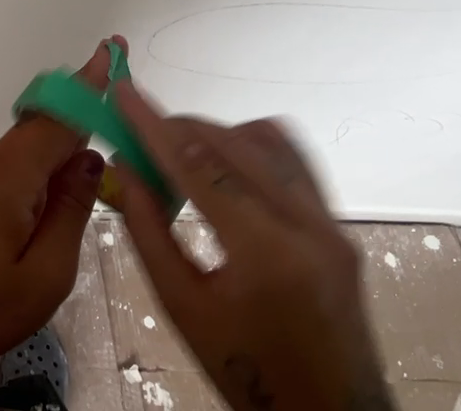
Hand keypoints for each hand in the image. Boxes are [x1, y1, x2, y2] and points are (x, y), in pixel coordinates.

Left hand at [0, 39, 120, 391]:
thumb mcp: (50, 267)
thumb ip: (73, 208)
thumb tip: (92, 158)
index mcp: (10, 175)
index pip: (59, 121)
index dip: (89, 87)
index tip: (112, 51)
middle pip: (46, 120)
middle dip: (83, 96)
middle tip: (119, 70)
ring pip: (37, 137)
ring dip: (71, 123)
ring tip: (113, 113)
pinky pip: (27, 157)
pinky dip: (56, 149)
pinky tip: (80, 158)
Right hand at [112, 83, 391, 410]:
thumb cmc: (245, 371)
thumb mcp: (181, 306)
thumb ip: (147, 229)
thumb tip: (123, 166)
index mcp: (266, 252)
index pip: (198, 163)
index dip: (152, 123)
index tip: (121, 90)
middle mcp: (308, 226)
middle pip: (231, 142)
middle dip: (177, 127)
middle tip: (136, 134)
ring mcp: (331, 224)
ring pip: (267, 142)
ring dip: (215, 135)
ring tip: (177, 154)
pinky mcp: (338, 227)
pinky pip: (292, 163)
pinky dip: (249, 150)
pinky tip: (221, 169)